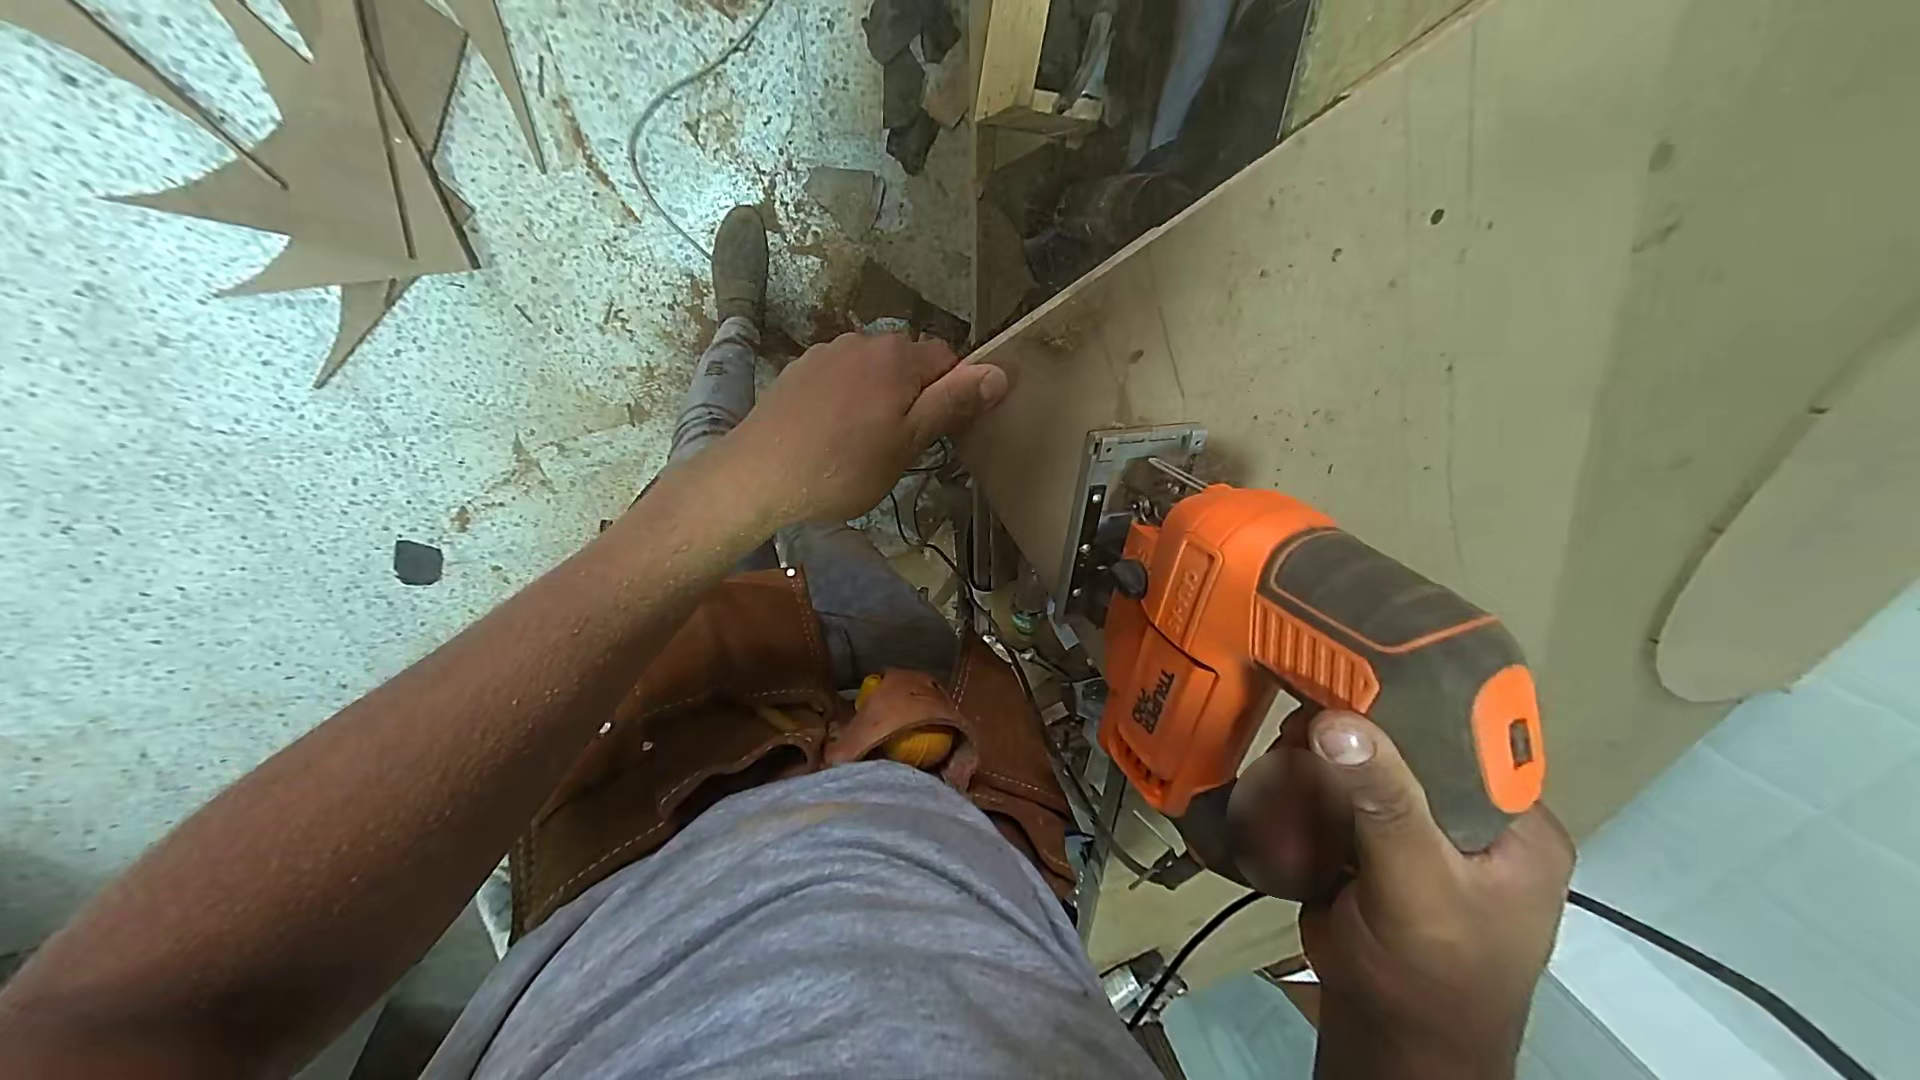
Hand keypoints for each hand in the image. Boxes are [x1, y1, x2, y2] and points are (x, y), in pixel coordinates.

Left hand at [718, 332, 1007, 526]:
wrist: (758, 477)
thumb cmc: (843, 467)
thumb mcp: (908, 442)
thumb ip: (953, 403)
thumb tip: (998, 372)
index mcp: (896, 357)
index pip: (948, 358)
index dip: (952, 392)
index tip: (939, 430)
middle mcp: (861, 340)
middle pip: (909, 361)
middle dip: (915, 393)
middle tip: (902, 442)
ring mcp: (825, 352)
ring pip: (873, 369)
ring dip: (880, 394)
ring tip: (863, 440)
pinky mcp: (798, 369)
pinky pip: (841, 376)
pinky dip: (848, 396)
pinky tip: (832, 431)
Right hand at [1240, 711, 1573, 1078]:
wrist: (1389, 1036)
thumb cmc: (1430, 971)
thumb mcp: (1417, 885)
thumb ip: (1385, 805)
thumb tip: (1336, 721)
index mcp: (1514, 819)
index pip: (1466, 731)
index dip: (1408, 695)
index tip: (1345, 671)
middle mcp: (1468, 811)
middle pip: (1406, 740)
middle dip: (1351, 728)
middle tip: (1304, 720)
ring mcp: (1416, 824)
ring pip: (1365, 761)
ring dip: (1323, 752)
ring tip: (1288, 746)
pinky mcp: (1372, 836)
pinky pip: (1339, 788)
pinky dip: (1310, 776)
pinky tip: (1284, 770)